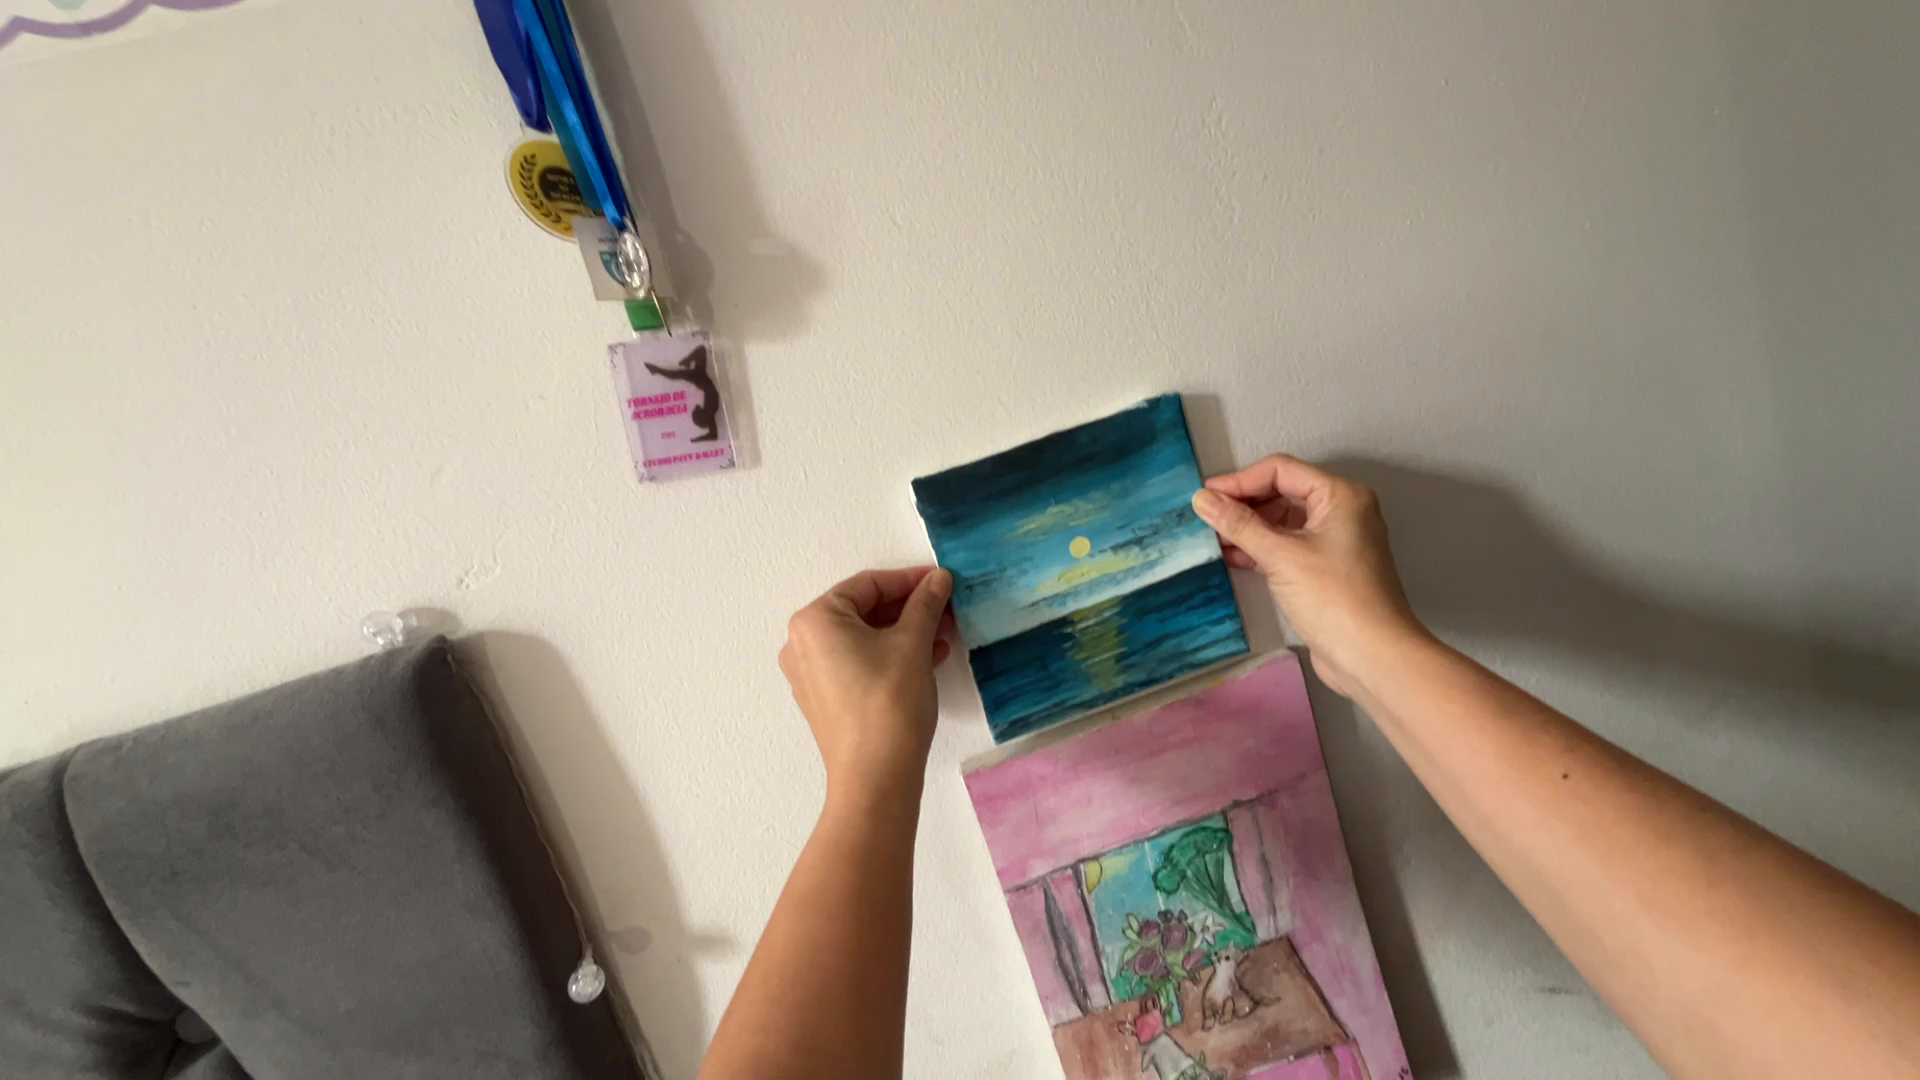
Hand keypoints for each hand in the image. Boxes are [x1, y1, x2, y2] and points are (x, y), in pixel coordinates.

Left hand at [779, 567, 953, 806]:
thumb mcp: (912, 643)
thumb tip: (938, 578)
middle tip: (946, 607)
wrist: (876, 777)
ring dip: (905, 632)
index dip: (910, 580)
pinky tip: (929, 657)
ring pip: (865, 638)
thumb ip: (925, 603)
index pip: (868, 585)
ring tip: (944, 632)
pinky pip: (860, 662)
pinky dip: (892, 655)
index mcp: (815, 620)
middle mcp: (803, 643)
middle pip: (864, 610)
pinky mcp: (826, 699)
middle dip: (909, 608)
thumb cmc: (889, 701)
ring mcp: (811, 674)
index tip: (942, 580)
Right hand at [1191, 455, 1427, 696]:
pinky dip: (1258, 548)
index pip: (1280, 471)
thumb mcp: (1280, 555)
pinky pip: (1284, 545)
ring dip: (1246, 527)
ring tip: (1209, 538)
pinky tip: (1229, 556)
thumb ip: (1238, 524)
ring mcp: (1333, 540)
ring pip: (1280, 521)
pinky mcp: (1323, 567)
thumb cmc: (1332, 597)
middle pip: (1280, 492)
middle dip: (1241, 504)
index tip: (1203, 498)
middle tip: (1203, 517)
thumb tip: (1200, 499)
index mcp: (1339, 495)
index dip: (1239, 480)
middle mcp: (1340, 511)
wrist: (1372, 656)